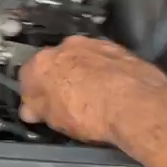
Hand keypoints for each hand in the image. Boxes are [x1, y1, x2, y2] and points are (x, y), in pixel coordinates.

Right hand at [20, 36, 166, 146]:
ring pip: (81, 59)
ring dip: (82, 74)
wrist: (139, 107)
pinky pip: (105, 61)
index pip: (27, 77)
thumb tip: (31, 109)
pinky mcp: (120, 50)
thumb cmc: (92, 114)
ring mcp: (94, 46)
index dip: (32, 94)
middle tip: (65, 103)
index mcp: (42, 63)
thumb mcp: (54, 121)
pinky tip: (112, 92)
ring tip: (92, 99)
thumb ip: (38, 109)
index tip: (38, 107)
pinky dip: (105, 73)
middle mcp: (66, 47)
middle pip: (55, 64)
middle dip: (58, 80)